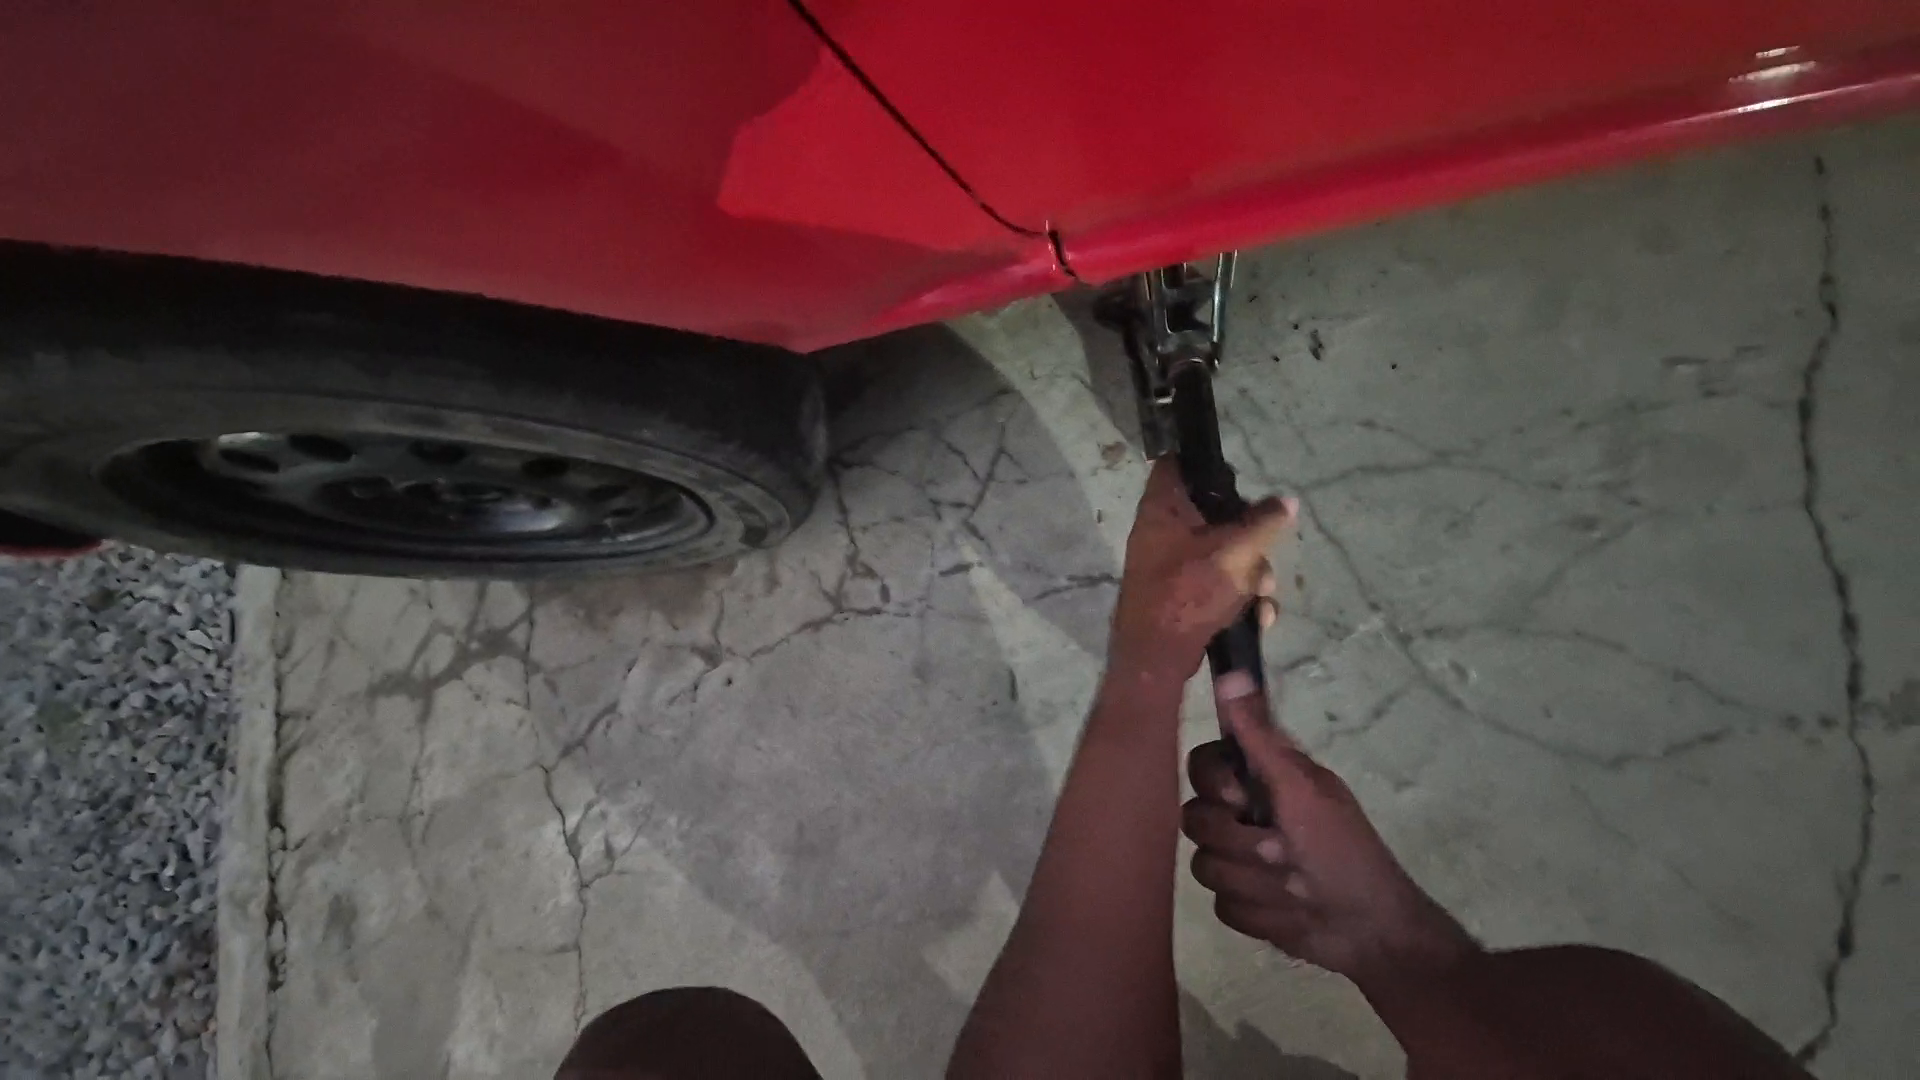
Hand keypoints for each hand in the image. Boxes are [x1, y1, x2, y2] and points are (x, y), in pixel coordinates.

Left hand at [1108, 459, 1293, 683]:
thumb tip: (1287, 501)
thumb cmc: (1190, 590)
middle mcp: (1160, 531)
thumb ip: (1265, 522)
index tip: (1237, 478)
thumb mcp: (1237, 550)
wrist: (1157, 655)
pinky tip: (1255, 616)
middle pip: (1212, 514)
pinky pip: (1215, 584)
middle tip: (1263, 555)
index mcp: (1162, 507)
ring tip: (1260, 594)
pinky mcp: (1177, 594)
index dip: (1206, 463)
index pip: (1176, 464)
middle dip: (1249, 538)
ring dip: (1250, 574)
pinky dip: (1236, 598)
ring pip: (1221, 553)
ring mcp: (1167, 564)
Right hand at [1182, 711, 1478, 986]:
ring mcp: (1237, 860)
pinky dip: (1258, 912)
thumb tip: (1233, 672)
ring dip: (1256, 882)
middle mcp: (1240, 816)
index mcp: (1256, 780)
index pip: (1201, 767)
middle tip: (1284, 852)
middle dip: (1241, 844)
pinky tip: (1287, 913)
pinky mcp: (1240, 902)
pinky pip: (1220, 906)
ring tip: (1295, 888)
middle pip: (1195, 820)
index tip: (1242, 801)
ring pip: (1204, 866)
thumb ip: (1258, 735)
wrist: (1370, 930)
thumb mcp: (1300, 787)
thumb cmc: (1341, 849)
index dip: (1215, 787)